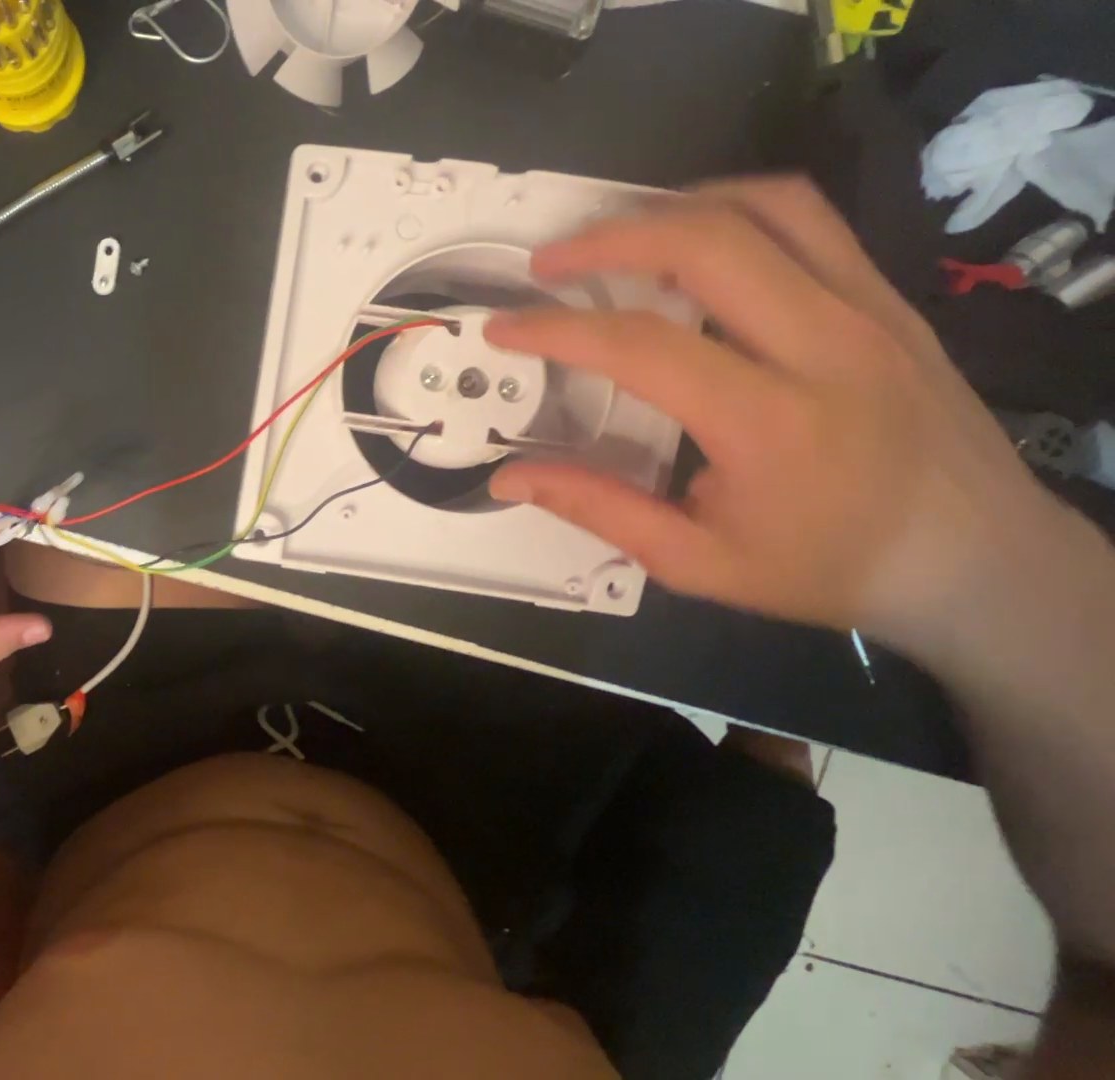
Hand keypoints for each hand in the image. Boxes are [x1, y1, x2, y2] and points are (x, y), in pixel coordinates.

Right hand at [484, 177, 1077, 647]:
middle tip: (549, 261)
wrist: (978, 560)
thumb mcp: (696, 561)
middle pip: (707, 244)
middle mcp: (826, 345)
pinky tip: (691, 241)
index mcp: (769, 422)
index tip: (504, 326)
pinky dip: (735, 213)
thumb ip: (598, 509)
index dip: (557, 330)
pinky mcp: (889, 300)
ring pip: (769, 208)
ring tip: (615, 234)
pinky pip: (810, 222)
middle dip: (610, 238)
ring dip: (675, 207)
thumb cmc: (826, 568)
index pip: (641, 347)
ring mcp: (869, 310)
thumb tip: (507, 478)